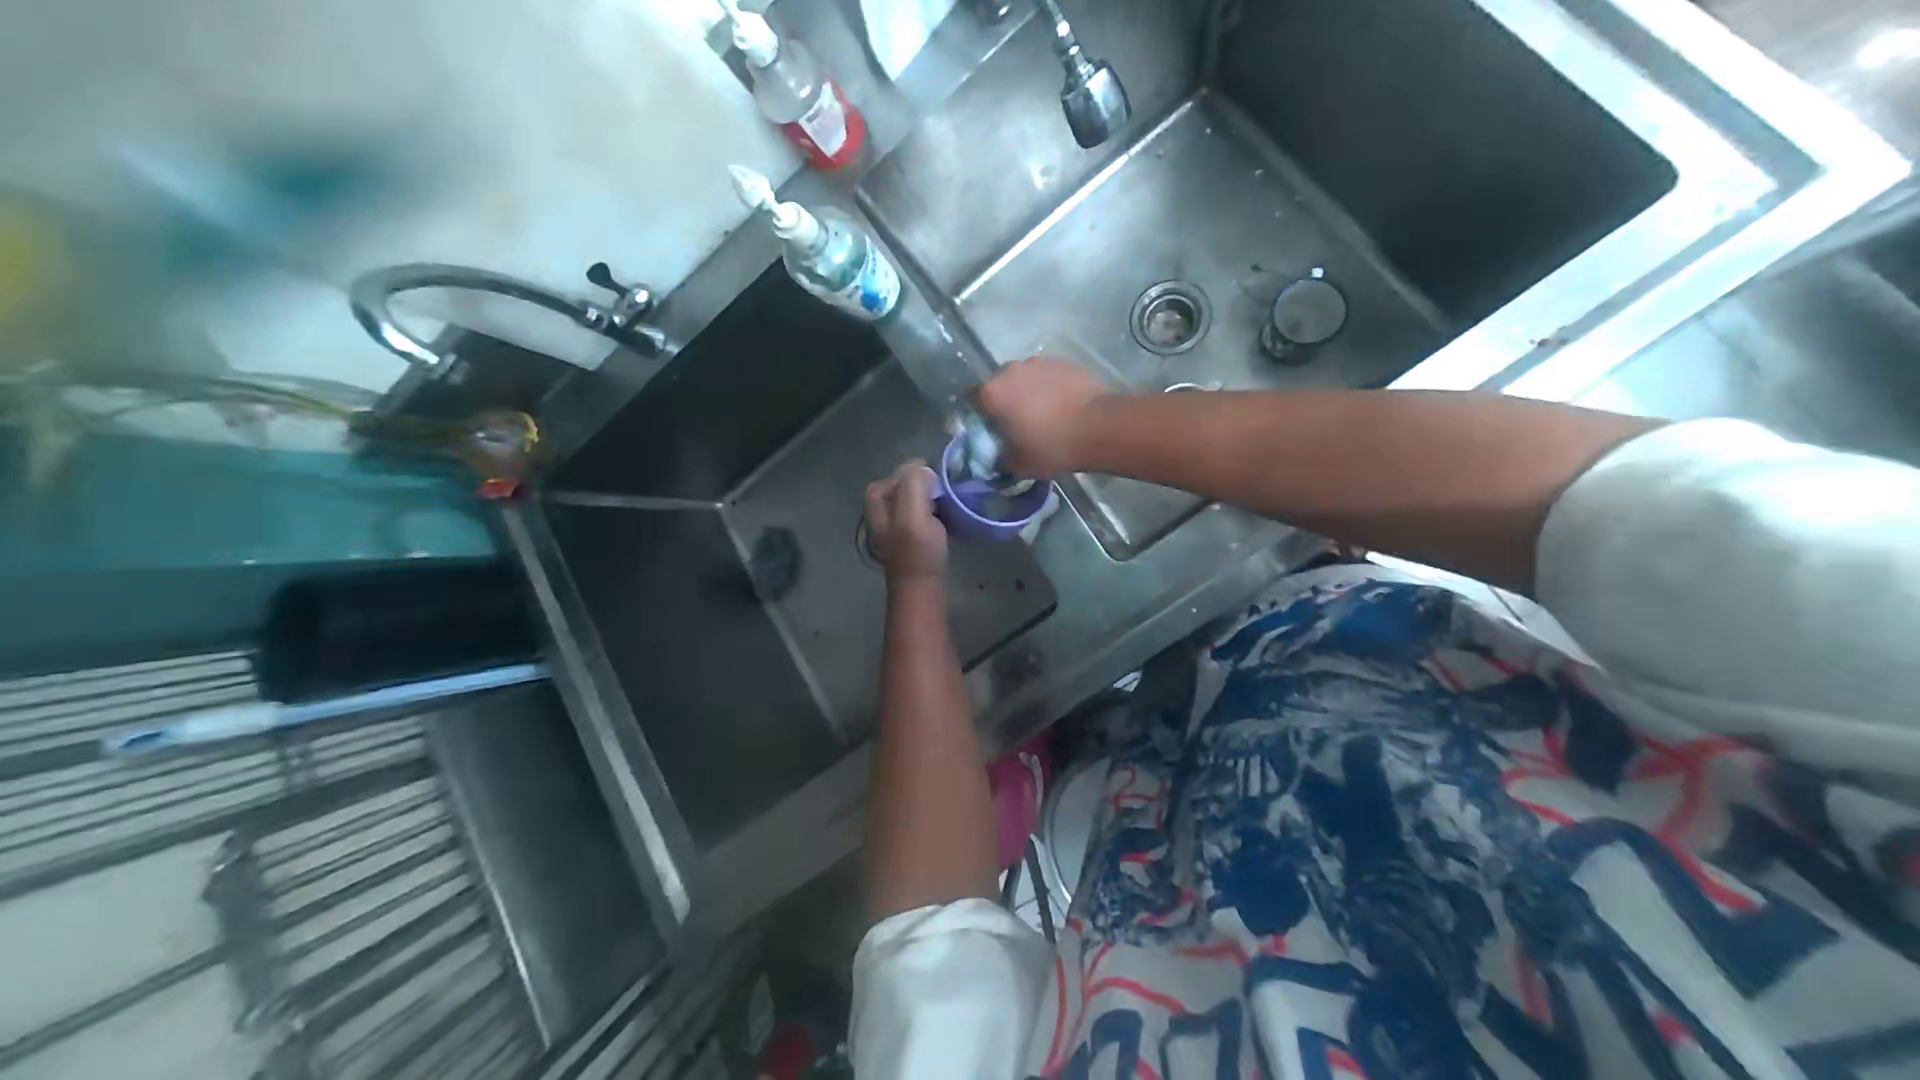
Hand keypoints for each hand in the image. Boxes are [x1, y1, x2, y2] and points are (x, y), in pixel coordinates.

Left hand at [865, 460, 947, 582]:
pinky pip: (921, 510)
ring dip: (929, 497)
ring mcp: (894, 522)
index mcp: (876, 500)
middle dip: (924, 485)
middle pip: (906, 483)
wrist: (920, 585)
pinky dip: (932, 509)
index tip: (935, 484)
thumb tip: (921, 469)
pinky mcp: (908, 534)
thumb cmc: (916, 549)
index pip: (899, 473)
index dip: (917, 474)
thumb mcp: (912, 512)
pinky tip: (943, 515)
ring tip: (944, 502)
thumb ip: (913, 484)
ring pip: (914, 496)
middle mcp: (881, 508)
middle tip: (941, 492)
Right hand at [975, 354, 1115, 476]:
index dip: (974, 413)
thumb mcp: (1020, 465)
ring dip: (1026, 393)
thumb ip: (1000, 460)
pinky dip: (1048, 388)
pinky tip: (1060, 406)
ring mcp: (1039, 362)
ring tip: (1041, 414)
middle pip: (997, 384)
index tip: (984, 427)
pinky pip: (1046, 376)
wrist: (1100, 426)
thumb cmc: (1052, 446)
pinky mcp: (1064, 362)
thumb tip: (997, 458)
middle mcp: (1011, 370)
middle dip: (1002, 401)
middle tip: (1014, 423)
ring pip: (1023, 378)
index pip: (969, 397)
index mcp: (992, 392)